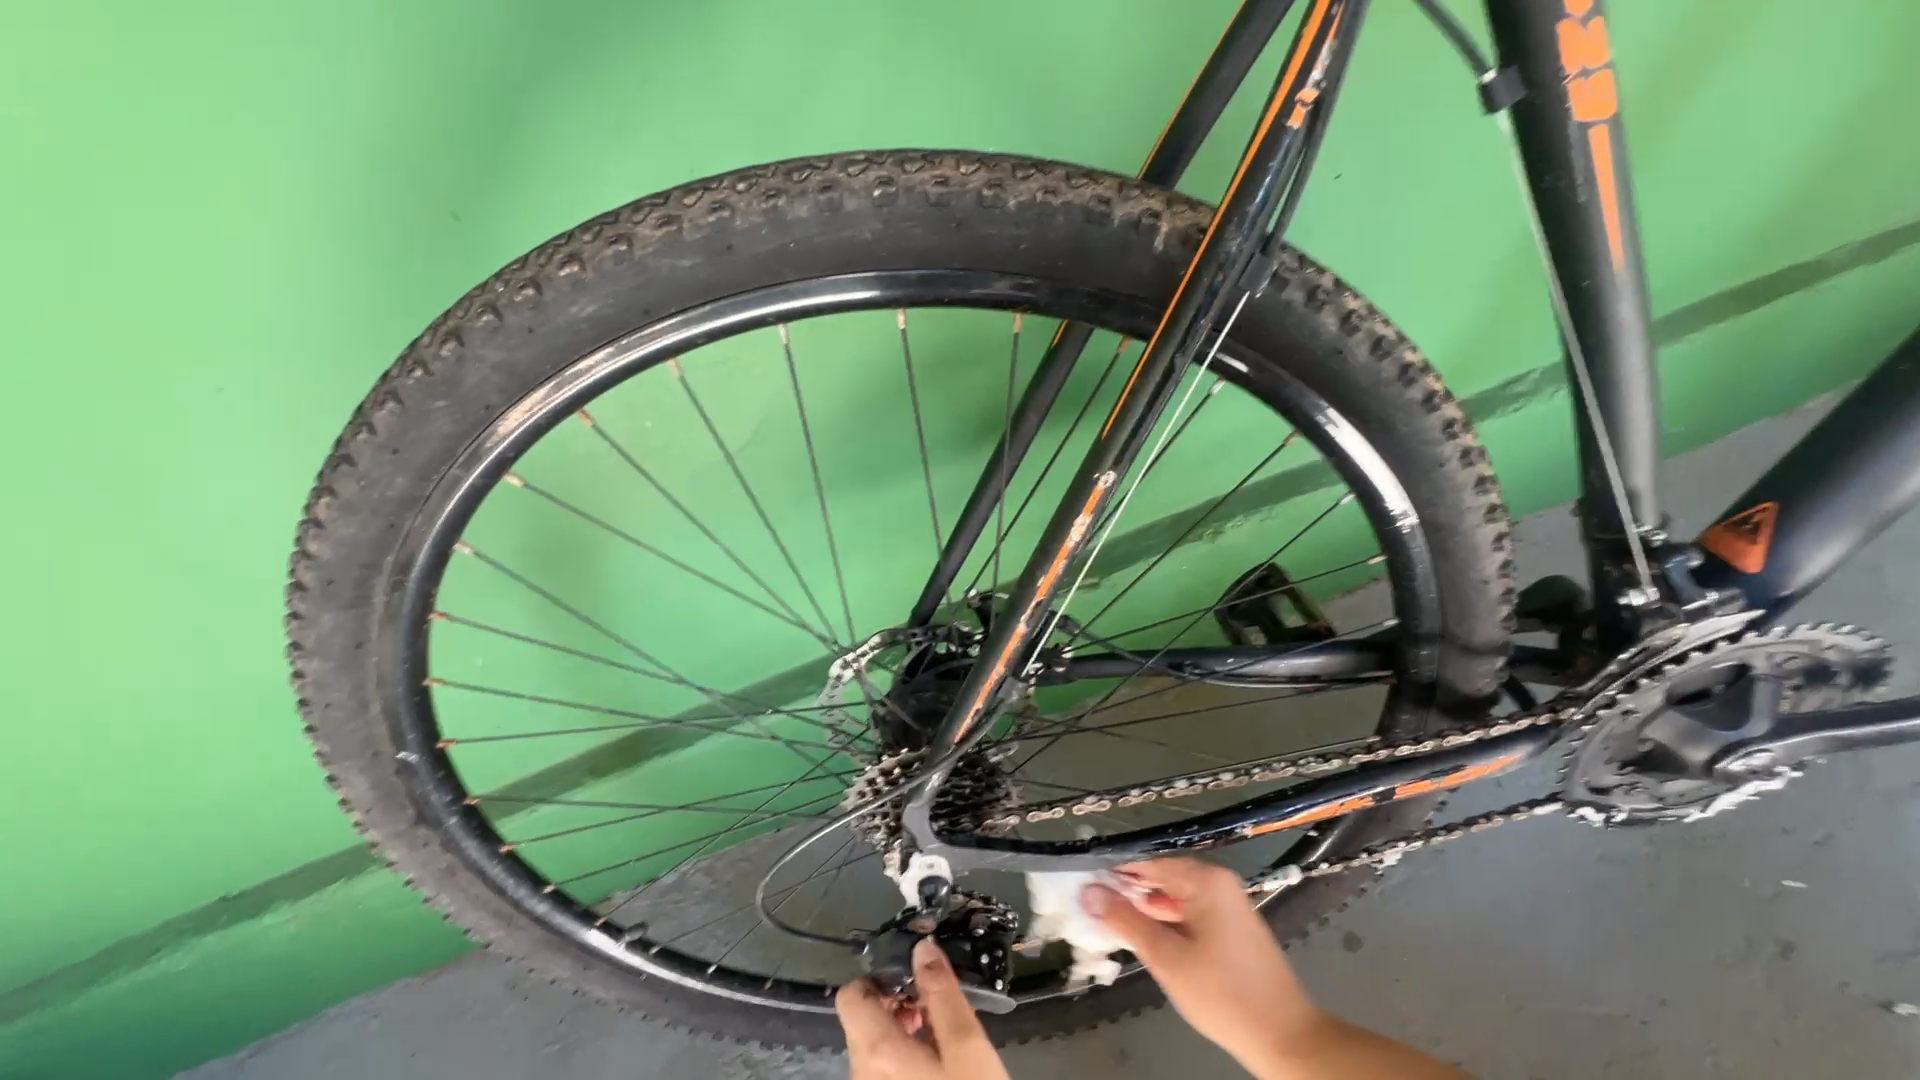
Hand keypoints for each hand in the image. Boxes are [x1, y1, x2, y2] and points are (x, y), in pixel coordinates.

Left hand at [836, 938, 1011, 1079]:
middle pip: (863, 1021)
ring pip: (874, 1047)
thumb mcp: (967, 1045)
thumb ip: (942, 992)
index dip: (880, 979)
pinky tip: (939, 1064)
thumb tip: (921, 946)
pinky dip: (904, 1057)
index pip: (850, 996)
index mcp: (874, 1051)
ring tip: (943, 1035)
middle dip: (899, 1004)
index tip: (916, 980)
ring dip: (903, 1030)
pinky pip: (882, 1071)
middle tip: (939, 1008)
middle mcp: (860, 1074)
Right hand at [1081, 858, 1315, 1065]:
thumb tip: (1088, 890)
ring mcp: (1229, 906)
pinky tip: (1147, 939)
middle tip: (1092, 908)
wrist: (1284, 1036)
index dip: (1115, 873)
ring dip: (1147, 909)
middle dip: (1129, 892)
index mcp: (1206, 881)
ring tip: (1112, 924)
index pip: (1148, 863)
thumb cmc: (1222, 993)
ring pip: (1176, 897)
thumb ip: (1125, 921)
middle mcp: (1219, 884)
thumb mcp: (1166, 957)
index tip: (1083, 885)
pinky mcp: (1232, 929)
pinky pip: (1191, 913)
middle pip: (1163, 877)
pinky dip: (1168, 922)